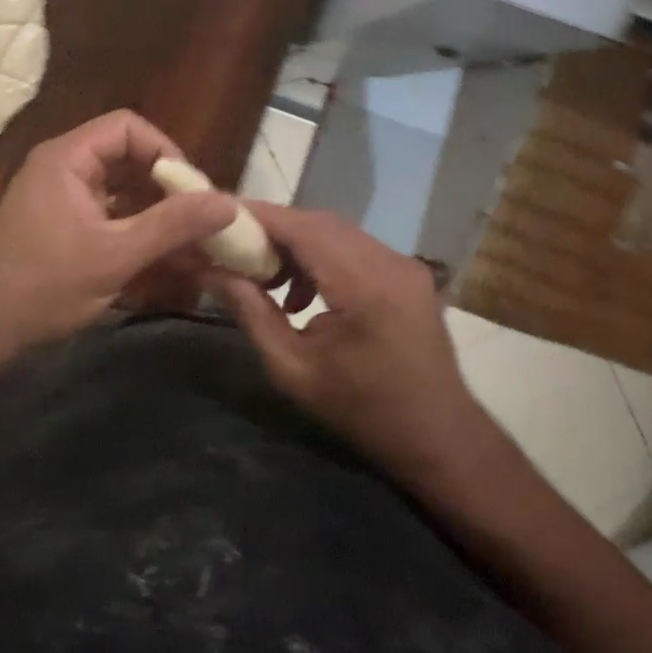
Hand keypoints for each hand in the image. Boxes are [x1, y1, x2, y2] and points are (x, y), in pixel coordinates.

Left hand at [0, 110, 236, 348]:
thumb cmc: (46, 287)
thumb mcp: (116, 256)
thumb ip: (172, 226)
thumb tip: (227, 202)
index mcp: (65, 159)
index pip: (126, 127)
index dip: (166, 151)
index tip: (193, 190)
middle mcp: (59, 168)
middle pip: (126, 156)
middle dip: (166, 186)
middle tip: (200, 218)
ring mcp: (57, 197)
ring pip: (119, 189)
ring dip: (155, 212)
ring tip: (192, 241)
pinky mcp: (59, 225)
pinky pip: (106, 214)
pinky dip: (135, 230)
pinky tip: (164, 257)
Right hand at [214, 203, 490, 485]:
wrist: (438, 435)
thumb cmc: (361, 410)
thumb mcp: (293, 369)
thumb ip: (253, 314)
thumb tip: (214, 273)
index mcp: (365, 286)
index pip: (303, 229)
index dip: (259, 217)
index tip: (219, 216)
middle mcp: (390, 263)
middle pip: (320, 223)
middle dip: (273, 229)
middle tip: (232, 246)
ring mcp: (405, 265)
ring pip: (338, 232)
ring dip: (297, 243)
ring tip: (264, 276)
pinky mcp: (408, 274)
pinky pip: (355, 248)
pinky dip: (322, 256)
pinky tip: (301, 293)